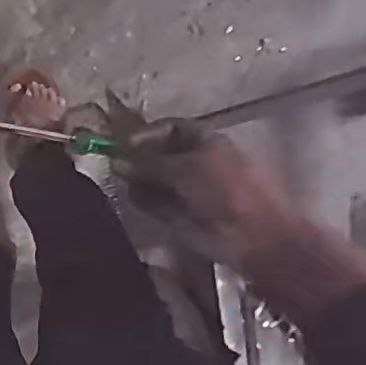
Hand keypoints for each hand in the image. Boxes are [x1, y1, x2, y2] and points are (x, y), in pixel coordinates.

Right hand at [112, 119, 298, 263]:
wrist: (249, 236)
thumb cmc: (225, 191)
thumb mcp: (187, 168)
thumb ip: (149, 163)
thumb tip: (117, 162)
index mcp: (206, 143)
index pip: (171, 128)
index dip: (149, 133)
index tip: (126, 143)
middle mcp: (193, 163)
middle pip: (157, 154)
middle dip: (138, 158)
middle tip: (118, 166)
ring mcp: (184, 190)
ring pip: (151, 179)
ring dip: (137, 180)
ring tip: (128, 185)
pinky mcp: (174, 214)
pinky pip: (151, 202)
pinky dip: (141, 200)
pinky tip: (136, 200)